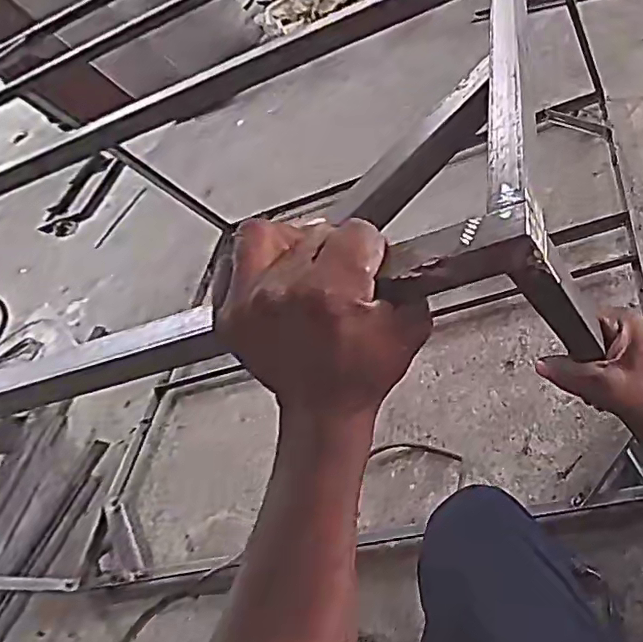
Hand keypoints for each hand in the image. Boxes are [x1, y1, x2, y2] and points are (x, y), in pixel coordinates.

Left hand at [215, 217, 431, 429]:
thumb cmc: (360, 376)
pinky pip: (238, 257)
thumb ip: (411, 285)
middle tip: (349, 272)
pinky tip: (280, 273)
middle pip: (318, 230)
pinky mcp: (230, 311)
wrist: (323, 411)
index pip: (356, 231)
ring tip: (310, 263)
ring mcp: (251, 300)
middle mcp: (285, 290)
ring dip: (296, 243)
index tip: (374, 262)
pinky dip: (261, 259)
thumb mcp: (410, 328)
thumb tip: (403, 261)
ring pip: (271, 233)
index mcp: (331, 292)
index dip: (374, 247)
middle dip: (340, 249)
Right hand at [535, 307, 642, 434]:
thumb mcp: (603, 384)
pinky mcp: (635, 364)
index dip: (575, 347)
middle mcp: (632, 328)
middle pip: (587, 344)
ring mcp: (634, 346)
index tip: (579, 364)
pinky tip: (617, 397)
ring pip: (597, 361)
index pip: (582, 322)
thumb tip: (546, 365)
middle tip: (601, 383)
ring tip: (613, 392)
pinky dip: (607, 386)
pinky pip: (608, 371)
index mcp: (626, 320)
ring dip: (598, 381)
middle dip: (588, 369)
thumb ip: (569, 373)